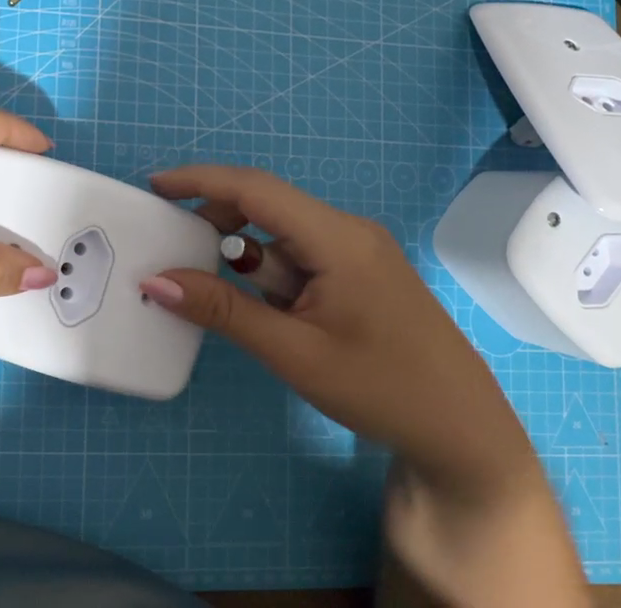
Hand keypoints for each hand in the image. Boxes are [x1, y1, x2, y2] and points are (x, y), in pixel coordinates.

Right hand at [140, 167, 586, 605]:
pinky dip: (264, 274)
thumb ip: (222, 310)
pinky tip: (251, 305)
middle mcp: (348, 233)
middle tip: (172, 244)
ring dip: (241, 256)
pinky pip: (297, 259)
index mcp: (338, 239)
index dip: (200, 180)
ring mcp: (357, 256)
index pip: (255, 188)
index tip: (154, 187)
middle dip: (215, 220)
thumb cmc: (383, 390)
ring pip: (279, 237)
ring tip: (206, 285)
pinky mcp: (358, 279)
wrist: (466, 439)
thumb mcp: (293, 352)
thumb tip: (156, 279)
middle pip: (266, 206)